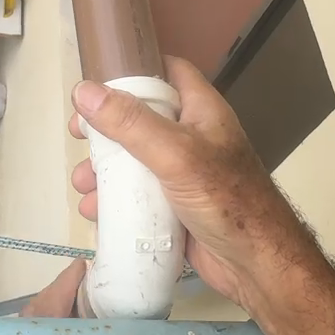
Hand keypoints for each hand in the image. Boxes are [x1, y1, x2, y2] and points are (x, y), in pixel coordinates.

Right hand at [68, 57, 302, 311]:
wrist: (257, 267)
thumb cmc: (224, 199)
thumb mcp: (174, 153)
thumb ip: (130, 122)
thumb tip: (83, 91)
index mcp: (201, 110)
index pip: (169, 71)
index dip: (136, 68)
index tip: (99, 77)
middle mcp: (192, 136)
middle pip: (142, 117)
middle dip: (106, 127)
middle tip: (78, 135)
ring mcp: (184, 173)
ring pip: (135, 160)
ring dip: (105, 170)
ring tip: (82, 184)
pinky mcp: (175, 206)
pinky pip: (138, 196)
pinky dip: (114, 201)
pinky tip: (94, 213)